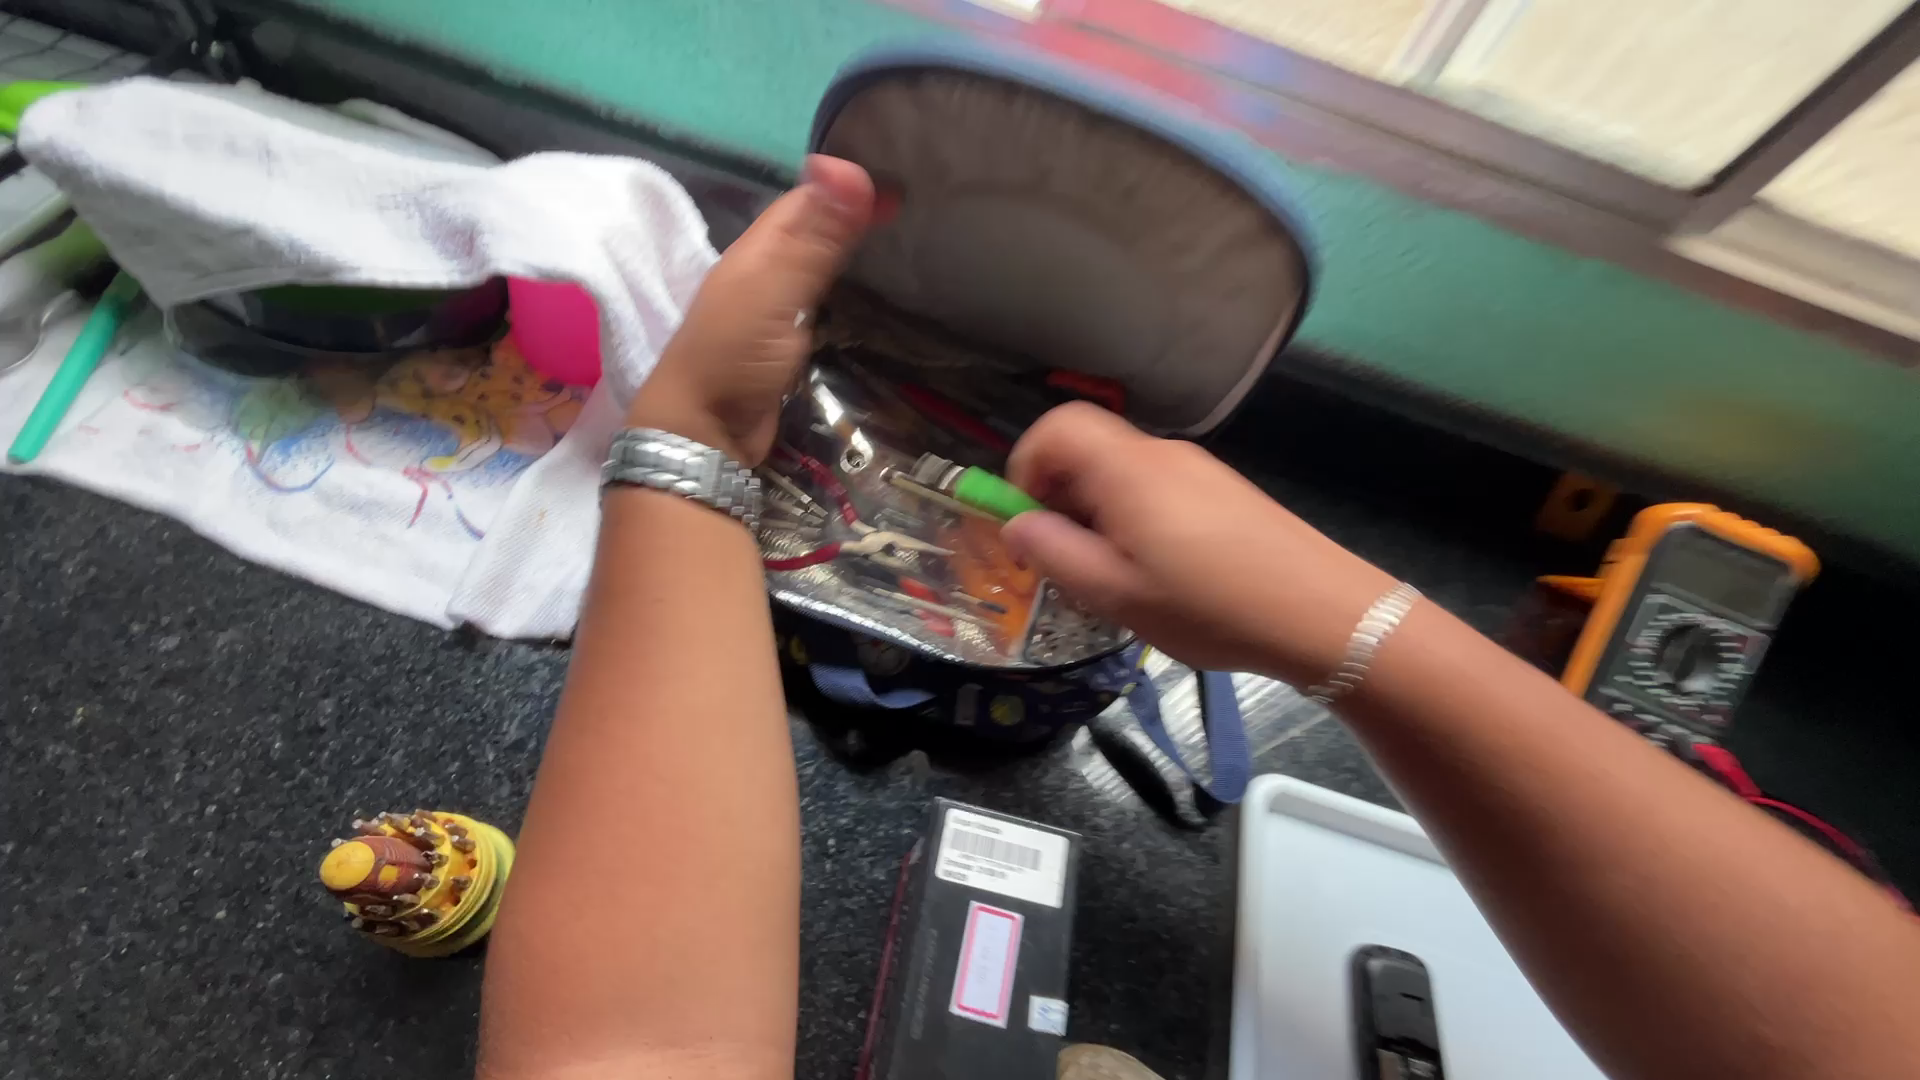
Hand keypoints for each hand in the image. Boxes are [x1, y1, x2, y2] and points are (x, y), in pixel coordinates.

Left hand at [625, 155, 874, 463]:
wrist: (705, 431)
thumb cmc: (735, 358)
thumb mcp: (774, 292)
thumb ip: (811, 239)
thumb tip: (846, 165)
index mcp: (760, 248)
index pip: (810, 199)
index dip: (851, 187)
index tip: (904, 183)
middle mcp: (765, 270)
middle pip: (815, 229)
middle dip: (857, 215)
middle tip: (913, 212)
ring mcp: (773, 308)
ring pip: (818, 265)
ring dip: (853, 251)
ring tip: (902, 246)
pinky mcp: (785, 342)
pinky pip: (821, 302)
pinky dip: (846, 291)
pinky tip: (869, 296)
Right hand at [1000, 403, 1398, 687]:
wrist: (1324, 614)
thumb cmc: (1208, 605)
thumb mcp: (1115, 592)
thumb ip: (1053, 552)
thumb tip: (1015, 524)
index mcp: (1126, 468)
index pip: (1055, 427)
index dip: (1025, 465)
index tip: (1028, 520)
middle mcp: (1160, 454)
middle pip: (1087, 449)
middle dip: (1059, 497)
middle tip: (1066, 557)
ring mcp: (1196, 468)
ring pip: (1120, 472)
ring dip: (1096, 512)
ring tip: (1112, 572)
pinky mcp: (1222, 490)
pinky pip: (1155, 488)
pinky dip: (1132, 516)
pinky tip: (1156, 568)